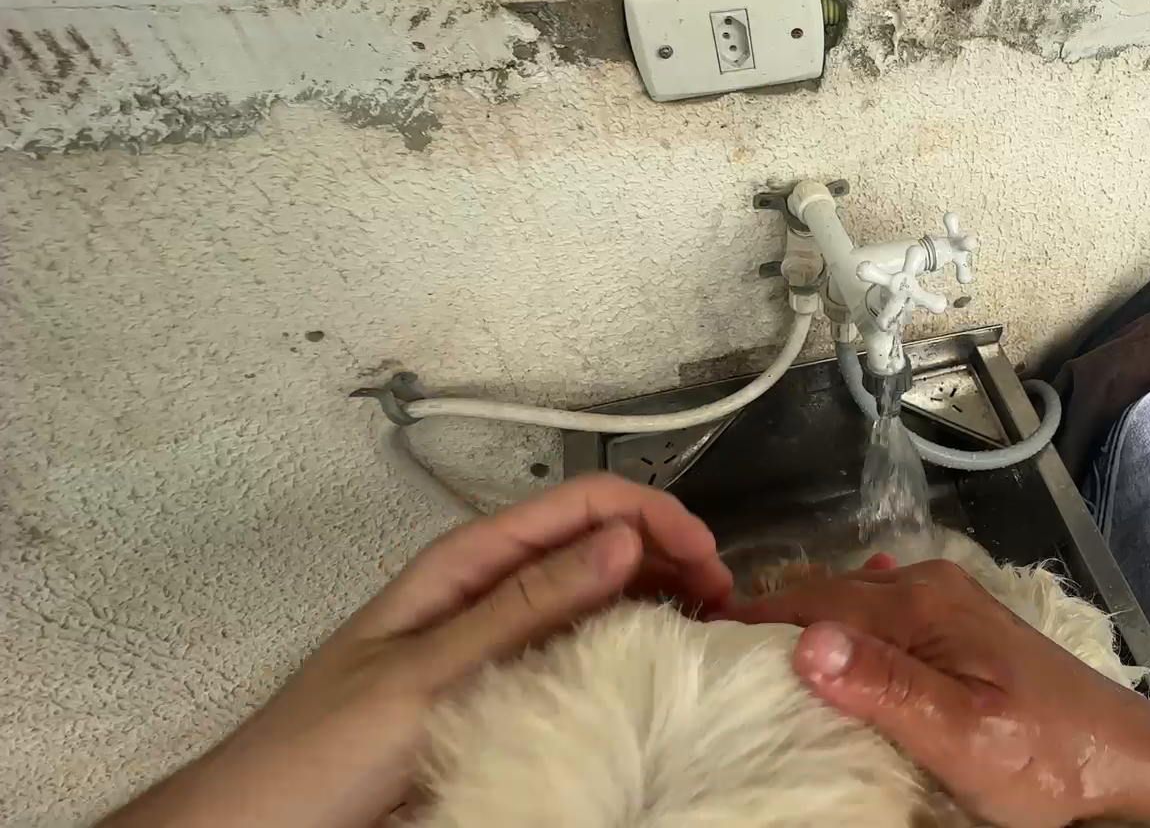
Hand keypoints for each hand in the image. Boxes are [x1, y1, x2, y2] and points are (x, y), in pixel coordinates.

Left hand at [99, 474, 732, 827]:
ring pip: (608, 581)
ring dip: (664, 588)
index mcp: (480, 556)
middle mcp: (505, 578)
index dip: (655, 514)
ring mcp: (513, 625)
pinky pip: (591, 633)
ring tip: (711, 620)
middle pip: (607, 535)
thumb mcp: (426, 673)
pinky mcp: (519, 670)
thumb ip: (525, 603)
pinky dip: (638, 631)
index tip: (707, 557)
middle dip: (671, 550)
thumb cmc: (325, 749)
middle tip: (722, 598)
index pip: (588, 501)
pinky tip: (667, 649)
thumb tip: (626, 537)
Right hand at [727, 559, 1149, 827]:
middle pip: (833, 593)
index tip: (701, 634)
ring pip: (859, 600)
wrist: (1119, 756)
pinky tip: (844, 627)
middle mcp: (928, 586)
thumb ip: (885, 684)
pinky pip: (889, 609)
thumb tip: (803, 639)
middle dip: (777, 612)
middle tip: (719, 647)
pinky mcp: (962, 624)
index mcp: (919, 604)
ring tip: (761, 643)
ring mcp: (949, 601)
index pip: (817, 600)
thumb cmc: (1041, 754)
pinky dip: (853, 617)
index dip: (758, 615)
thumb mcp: (961, 734)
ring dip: (811, 616)